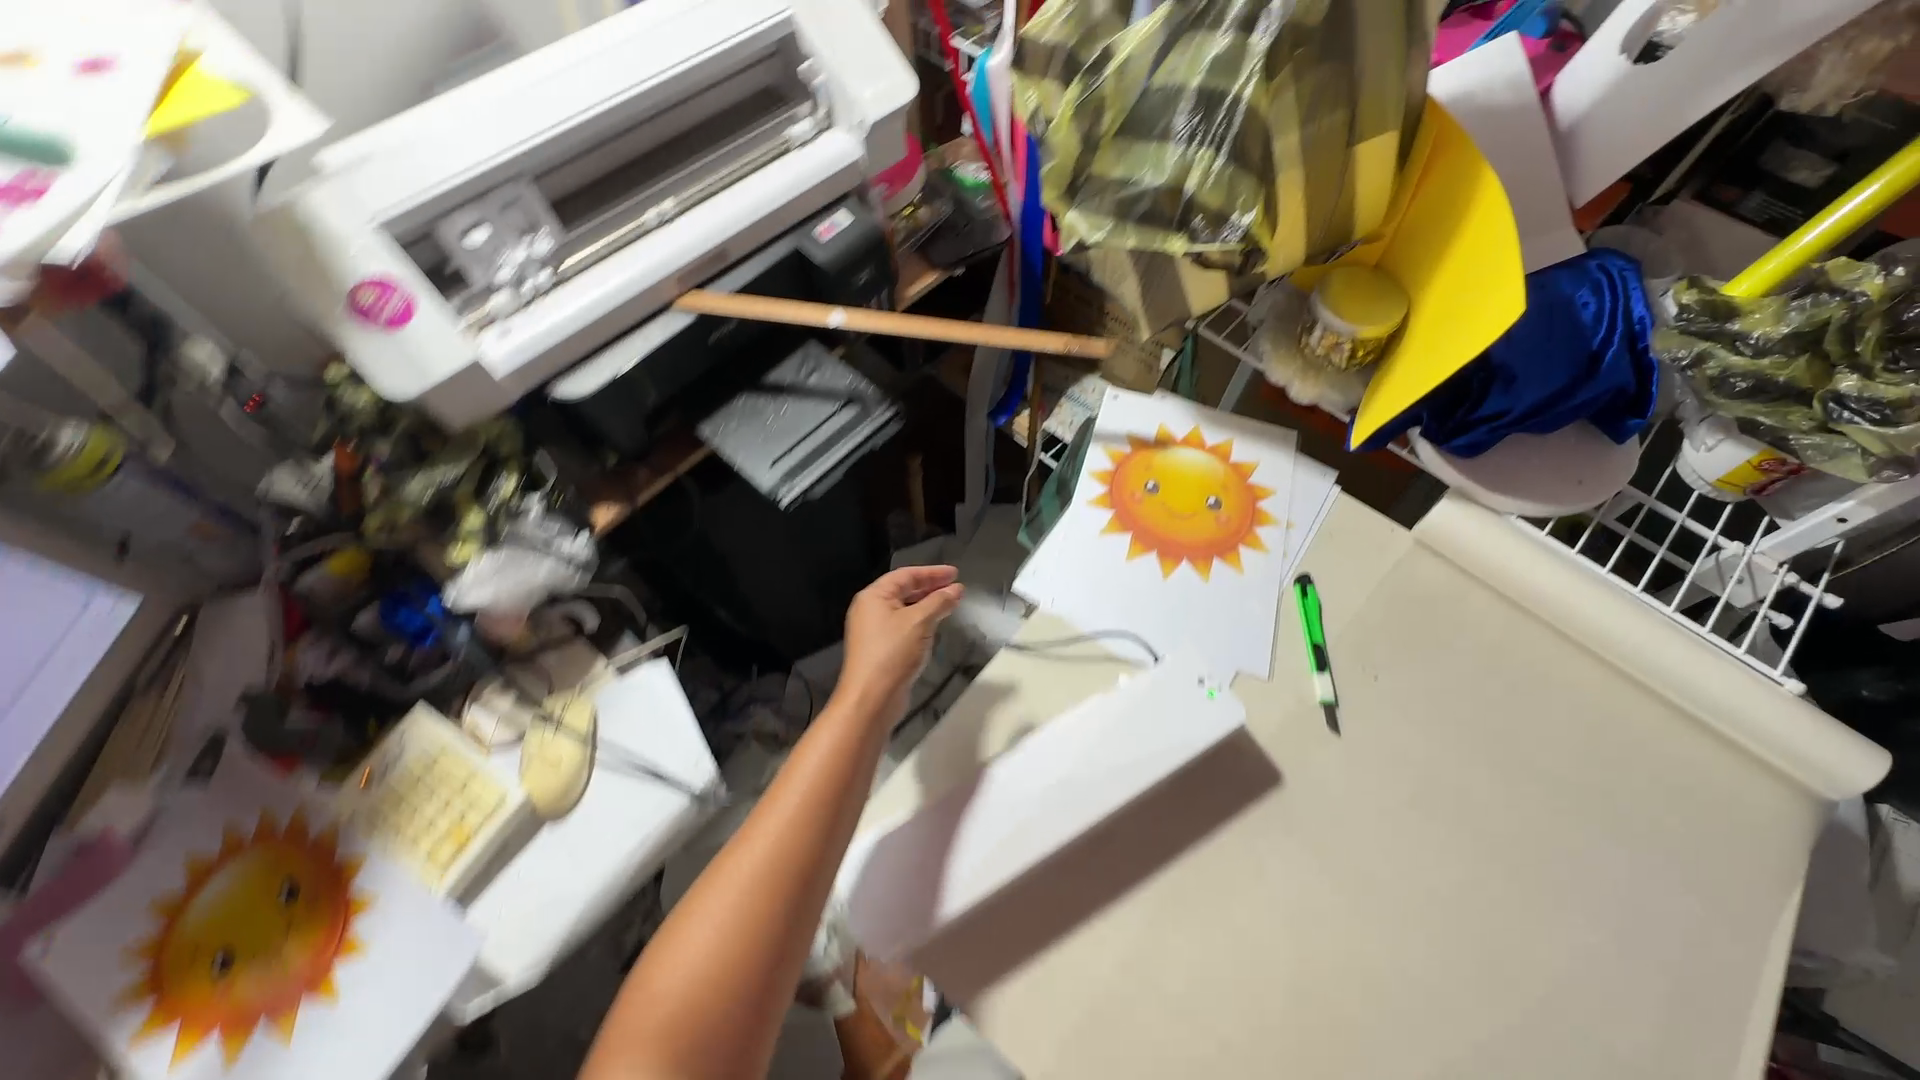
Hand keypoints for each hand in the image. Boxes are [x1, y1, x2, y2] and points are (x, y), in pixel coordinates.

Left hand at [838, 565, 964, 718]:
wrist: (871, 698)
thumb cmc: (892, 653)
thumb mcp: (919, 622)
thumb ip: (939, 602)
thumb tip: (956, 589)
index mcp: (874, 596)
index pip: (905, 575)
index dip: (932, 572)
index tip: (955, 573)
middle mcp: (870, 610)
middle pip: (903, 591)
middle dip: (930, 588)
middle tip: (955, 587)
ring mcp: (874, 631)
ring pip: (904, 610)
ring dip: (927, 605)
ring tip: (950, 604)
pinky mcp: (881, 649)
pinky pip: (904, 627)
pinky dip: (921, 622)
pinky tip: (935, 625)